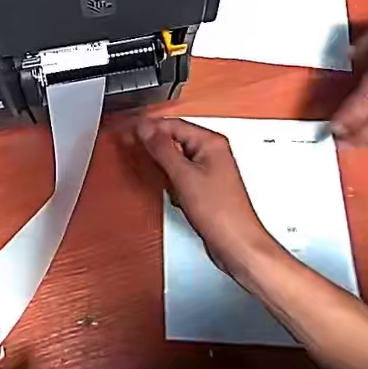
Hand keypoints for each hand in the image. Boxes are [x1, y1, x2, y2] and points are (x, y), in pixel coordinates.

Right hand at [136, 118, 280, 275]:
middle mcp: (212, 152)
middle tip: (133, 144)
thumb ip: (163, 150)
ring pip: (178, 156)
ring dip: (163, 161)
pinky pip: (182, 172)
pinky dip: (171, 177)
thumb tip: (147, 129)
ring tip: (149, 165)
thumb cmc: (222, 214)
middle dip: (154, 143)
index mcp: (211, 143)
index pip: (174, 124)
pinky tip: (167, 186)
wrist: (236, 244)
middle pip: (175, 137)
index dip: (150, 127)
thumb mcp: (184, 177)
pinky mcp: (205, 185)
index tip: (131, 131)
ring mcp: (209, 169)